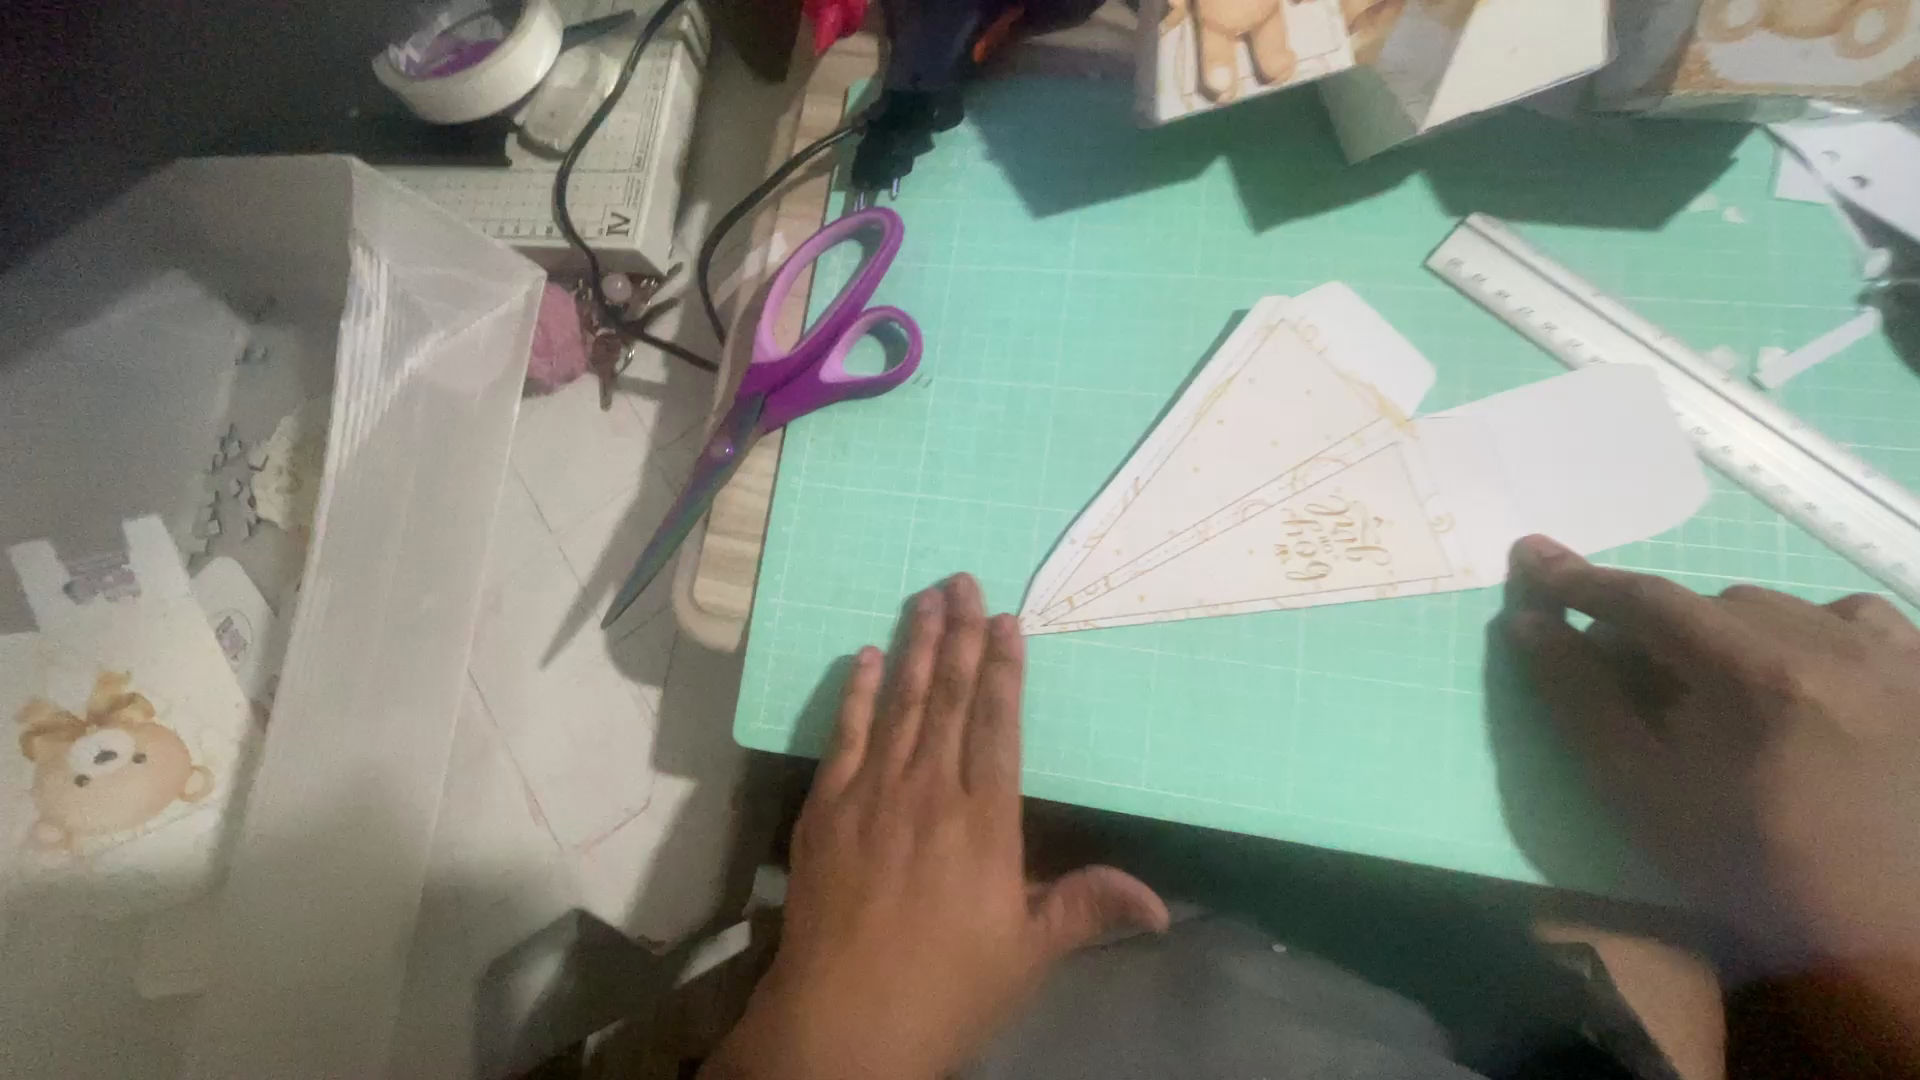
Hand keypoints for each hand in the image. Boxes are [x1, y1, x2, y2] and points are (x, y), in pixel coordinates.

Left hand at [703, 575, 1169, 1079]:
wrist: (842, 1027)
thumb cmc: (946, 988)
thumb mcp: (1027, 954)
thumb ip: (1087, 909)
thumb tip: (1164, 905)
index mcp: (983, 820)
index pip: (997, 724)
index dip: (1004, 668)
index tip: (1006, 619)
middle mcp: (929, 790)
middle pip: (950, 696)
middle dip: (959, 634)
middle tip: (962, 580)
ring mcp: (872, 792)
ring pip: (901, 702)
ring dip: (914, 646)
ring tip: (925, 597)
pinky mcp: (826, 806)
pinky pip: (845, 735)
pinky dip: (856, 693)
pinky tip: (865, 657)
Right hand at [1500, 535, 1919, 965]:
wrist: (1884, 934)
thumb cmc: (1740, 859)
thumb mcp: (1630, 780)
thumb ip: (1574, 691)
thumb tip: (1525, 620)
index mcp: (1759, 675)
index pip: (1646, 601)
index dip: (1580, 580)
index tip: (1532, 556)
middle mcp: (1840, 649)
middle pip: (1707, 604)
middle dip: (1654, 631)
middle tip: (1635, 685)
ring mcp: (1902, 663)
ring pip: (1775, 607)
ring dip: (1725, 632)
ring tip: (1719, 690)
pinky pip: (1856, 620)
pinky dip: (1808, 632)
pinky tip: (1801, 676)